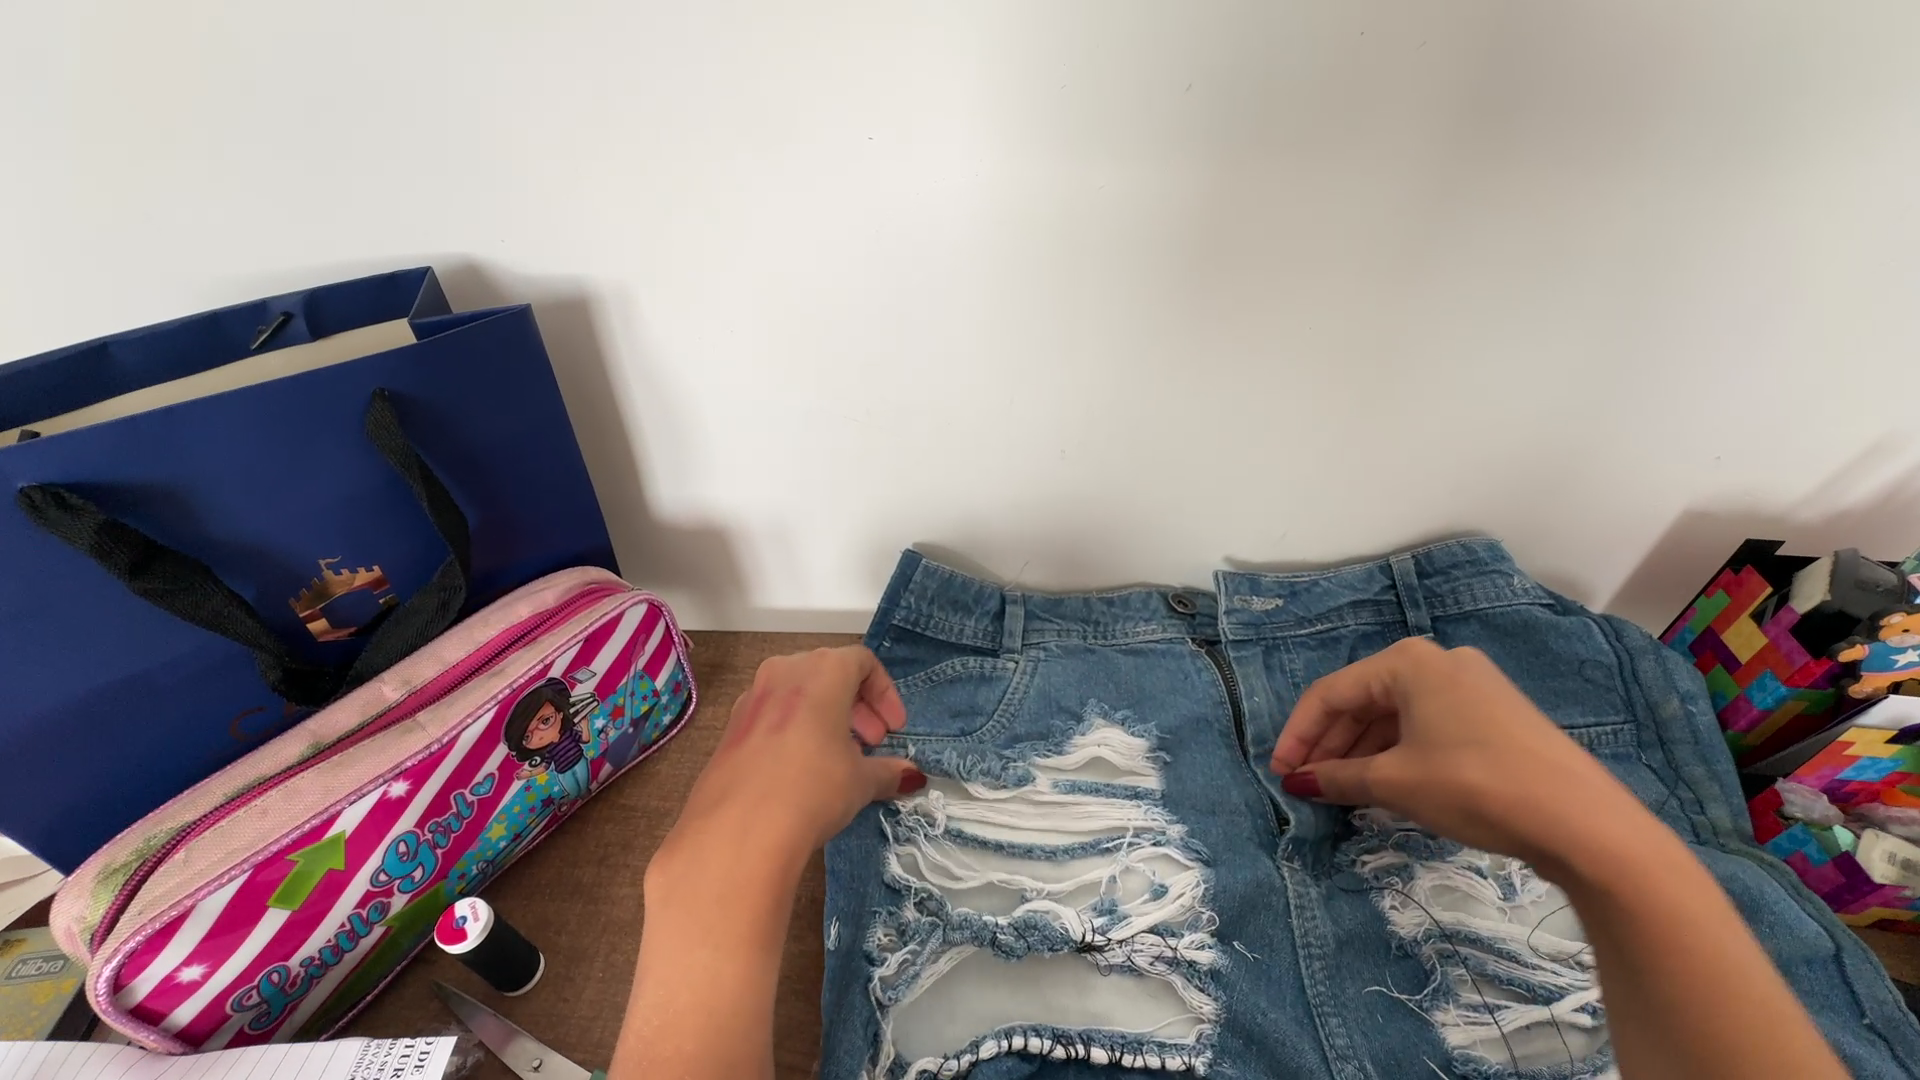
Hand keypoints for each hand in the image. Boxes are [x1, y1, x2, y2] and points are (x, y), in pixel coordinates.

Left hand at [657, 646, 923, 873]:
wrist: (736, 831)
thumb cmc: (812, 788)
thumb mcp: (861, 781)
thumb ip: (889, 771)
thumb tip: (911, 777)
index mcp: (822, 670)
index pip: (863, 662)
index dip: (886, 694)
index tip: (895, 730)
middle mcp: (784, 671)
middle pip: (830, 673)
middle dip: (858, 707)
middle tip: (873, 744)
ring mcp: (751, 697)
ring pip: (799, 693)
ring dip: (827, 718)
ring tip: (841, 759)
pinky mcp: (730, 727)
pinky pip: (774, 715)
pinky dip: (797, 730)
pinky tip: (804, 771)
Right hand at [1268, 636, 1647, 872]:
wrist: (1585, 824)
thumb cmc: (1474, 785)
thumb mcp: (1395, 782)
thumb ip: (1337, 777)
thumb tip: (1296, 782)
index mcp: (1407, 661)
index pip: (1331, 694)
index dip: (1299, 735)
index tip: (1280, 772)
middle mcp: (1437, 661)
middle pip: (1362, 701)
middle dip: (1330, 744)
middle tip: (1306, 783)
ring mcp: (1470, 686)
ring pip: (1394, 716)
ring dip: (1360, 751)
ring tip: (1339, 789)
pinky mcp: (1494, 715)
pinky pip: (1425, 726)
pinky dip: (1396, 752)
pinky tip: (1383, 783)